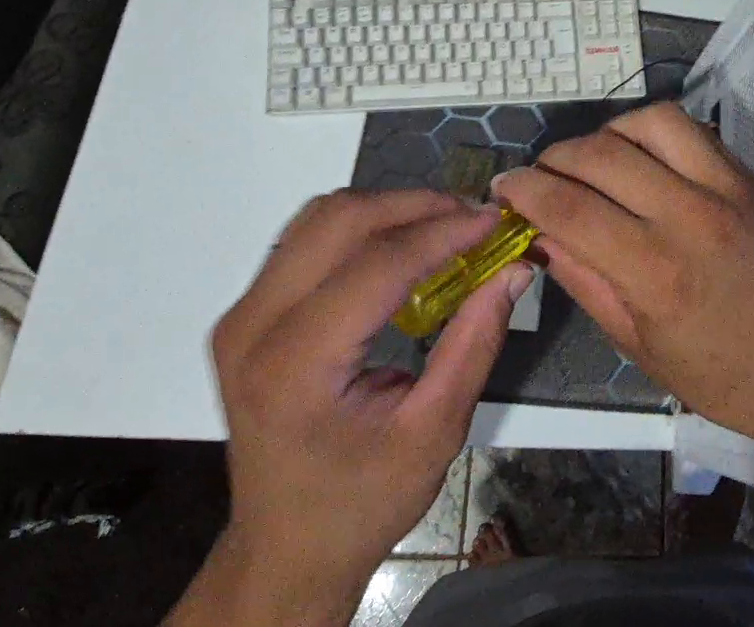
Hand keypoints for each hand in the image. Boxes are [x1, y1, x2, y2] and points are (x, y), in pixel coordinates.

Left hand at [168, 191, 531, 626]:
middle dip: (414, 207)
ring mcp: (241, 315)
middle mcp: (252, 326)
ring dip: (386, 211)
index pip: (375, 266)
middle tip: (472, 219)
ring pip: (317, 219)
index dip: (442, 233)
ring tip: (443, 229)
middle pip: (337, 221)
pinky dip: (360, 231)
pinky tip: (401, 251)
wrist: (284, 547)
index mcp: (294, 365)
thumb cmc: (362, 502)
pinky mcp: (246, 314)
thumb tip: (513, 270)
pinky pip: (306, 241)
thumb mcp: (434, 433)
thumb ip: (474, 343)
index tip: (496, 220)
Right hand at [492, 103, 753, 464]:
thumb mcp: (635, 343)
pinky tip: (640, 157)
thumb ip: (584, 279)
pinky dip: (652, 132)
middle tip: (540, 177)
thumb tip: (537, 234)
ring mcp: (725, 189)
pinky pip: (692, 130)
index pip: (569, 208)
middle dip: (553, 160)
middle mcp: (689, 217)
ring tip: (592, 161)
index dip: (524, 190)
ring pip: (649, 123)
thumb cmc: (717, 375)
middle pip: (599, 156)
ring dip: (605, 134)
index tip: (503, 189)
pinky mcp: (748, 178)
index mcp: (655, 272)